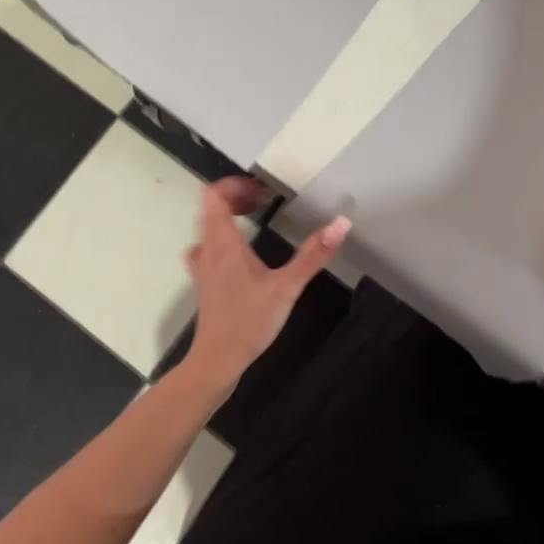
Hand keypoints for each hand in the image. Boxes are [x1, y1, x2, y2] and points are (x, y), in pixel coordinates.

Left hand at [181, 177, 350, 390]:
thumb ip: (313, 256)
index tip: (262, 189)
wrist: (218, 359)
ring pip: (207, 228)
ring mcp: (202, 267)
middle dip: (235, 199)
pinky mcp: (203, 283)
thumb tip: (341, 223)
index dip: (234, 185)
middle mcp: (207, 249)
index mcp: (223, 243)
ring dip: (227, 218)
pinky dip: (222, 238)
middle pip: (210, 209)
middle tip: (264, 201)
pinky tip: (243, 254)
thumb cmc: (249, 321)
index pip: (214, 196)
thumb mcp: (287, 288)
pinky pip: (207, 247)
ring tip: (255, 219)